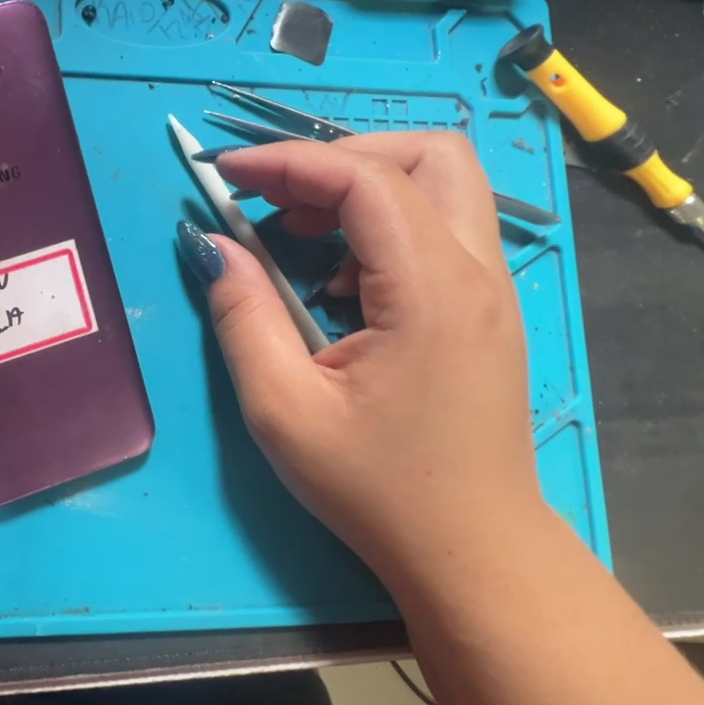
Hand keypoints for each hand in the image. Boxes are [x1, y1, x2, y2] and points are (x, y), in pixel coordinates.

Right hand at [177, 133, 546, 580]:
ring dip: (361, 190)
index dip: (286, 161)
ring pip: (442, 185)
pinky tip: (337, 282)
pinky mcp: (484, 309)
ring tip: (297, 237)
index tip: (223, 174)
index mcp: (432, 291)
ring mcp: (491, 289)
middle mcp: (477, 273)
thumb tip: (212, 245)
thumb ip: (242, 315)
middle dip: (339, 157)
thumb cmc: (373, 486)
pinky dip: (380, 227)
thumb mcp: (283, 407)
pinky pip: (438, 230)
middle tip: (274, 198)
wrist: (469, 549)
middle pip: (428, 155)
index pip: (365, 179)